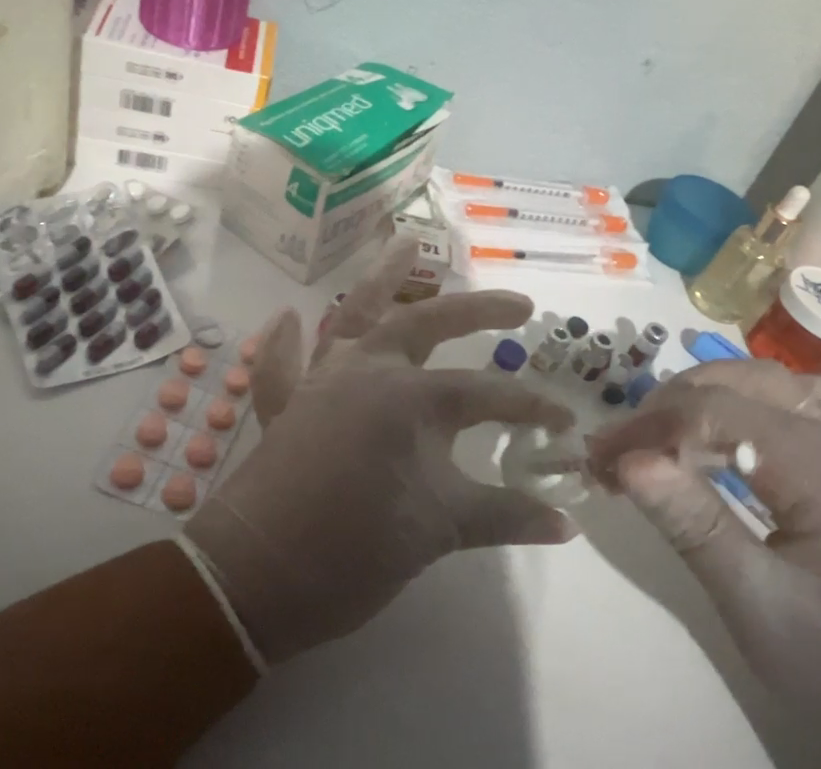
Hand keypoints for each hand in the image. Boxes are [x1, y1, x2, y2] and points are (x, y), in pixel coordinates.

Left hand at [183, 237, 579, 663]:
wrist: (253, 581)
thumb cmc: (352, 551)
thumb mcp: (438, 531)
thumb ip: (503, 517)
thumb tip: (567, 523)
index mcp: (408, 397)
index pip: (486, 395)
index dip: (530, 409)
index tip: (566, 425)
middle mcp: (364, 373)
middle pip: (425, 323)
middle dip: (475, 309)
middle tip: (518, 303)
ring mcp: (319, 384)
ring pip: (352, 317)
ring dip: (380, 280)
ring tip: (403, 240)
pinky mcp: (285, 409)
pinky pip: (282, 365)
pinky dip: (285, 342)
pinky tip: (288, 317)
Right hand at [588, 360, 820, 768]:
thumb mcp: (762, 608)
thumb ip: (695, 526)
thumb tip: (627, 459)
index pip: (718, 410)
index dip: (649, 425)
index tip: (597, 456)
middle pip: (744, 382)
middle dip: (672, 405)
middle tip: (619, 449)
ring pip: (767, 390)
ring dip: (702, 404)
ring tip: (653, 444)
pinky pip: (787, 416)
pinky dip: (736, 417)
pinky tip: (709, 450)